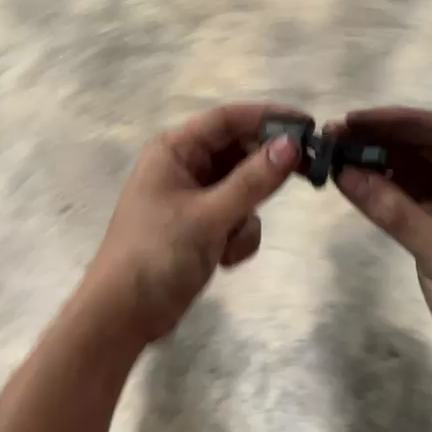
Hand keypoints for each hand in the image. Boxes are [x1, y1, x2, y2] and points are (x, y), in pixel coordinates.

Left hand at [81, 103, 300, 344]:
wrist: (122, 314)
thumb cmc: (157, 254)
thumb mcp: (209, 216)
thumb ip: (253, 180)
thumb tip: (292, 145)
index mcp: (174, 149)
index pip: (227, 119)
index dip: (268, 117)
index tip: (309, 125)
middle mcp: (183, 165)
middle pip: (238, 152)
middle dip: (265, 170)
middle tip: (309, 174)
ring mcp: (192, 197)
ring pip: (242, 188)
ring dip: (246, 213)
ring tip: (231, 238)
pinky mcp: (200, 227)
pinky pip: (235, 217)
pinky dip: (237, 235)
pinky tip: (223, 258)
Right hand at [332, 107, 431, 375]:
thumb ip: (393, 210)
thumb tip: (343, 173)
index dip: (400, 122)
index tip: (356, 120)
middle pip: (430, 145)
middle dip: (383, 138)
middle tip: (335, 134)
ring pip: (418, 166)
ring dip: (380, 159)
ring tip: (336, 152)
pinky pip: (413, 191)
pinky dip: (385, 185)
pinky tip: (353, 178)